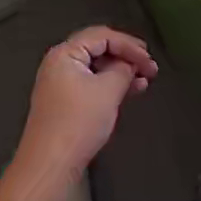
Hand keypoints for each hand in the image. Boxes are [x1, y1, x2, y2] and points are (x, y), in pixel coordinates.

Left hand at [13, 26, 157, 184]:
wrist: (50, 163)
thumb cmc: (79, 121)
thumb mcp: (108, 90)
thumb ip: (123, 69)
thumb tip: (130, 64)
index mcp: (65, 53)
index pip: (102, 36)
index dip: (129, 45)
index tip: (149, 60)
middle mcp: (59, 63)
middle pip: (98, 49)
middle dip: (126, 56)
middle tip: (149, 67)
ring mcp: (60, 83)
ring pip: (97, 67)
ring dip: (121, 71)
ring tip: (144, 81)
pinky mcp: (64, 101)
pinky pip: (92, 83)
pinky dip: (111, 85)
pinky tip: (129, 92)